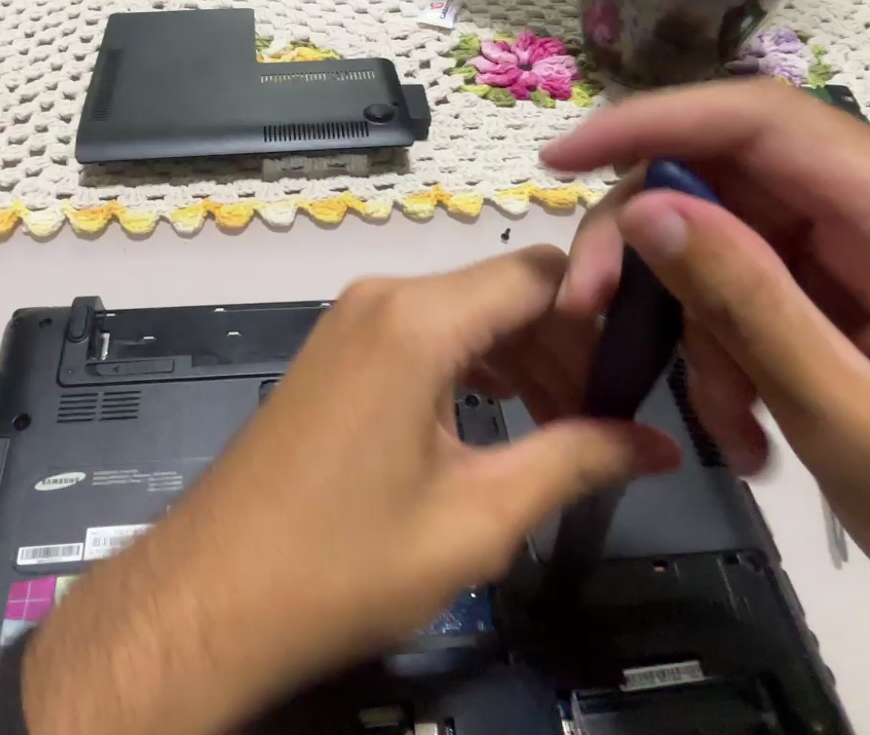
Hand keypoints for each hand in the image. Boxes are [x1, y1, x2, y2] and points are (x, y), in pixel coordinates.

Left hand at [14, 248, 677, 734]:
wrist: (213, 596)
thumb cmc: (345, 562)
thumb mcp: (478, 517)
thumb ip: (575, 461)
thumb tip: (657, 445)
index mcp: (418, 319)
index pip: (542, 274)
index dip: (603, 312)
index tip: (644, 368)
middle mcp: (382, 298)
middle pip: (504, 292)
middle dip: (566, 346)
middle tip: (612, 417)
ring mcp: (351, 321)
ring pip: (465, 313)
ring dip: (521, 359)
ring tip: (565, 427)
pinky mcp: (335, 351)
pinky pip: (422, 336)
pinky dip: (471, 367)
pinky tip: (499, 420)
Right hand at [544, 79, 869, 734]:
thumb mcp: (851, 425)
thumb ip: (746, 302)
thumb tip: (646, 205)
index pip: (762, 121)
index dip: (647, 121)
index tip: (556, 161)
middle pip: (736, 179)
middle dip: (652, 244)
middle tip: (590, 316)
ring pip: (742, 239)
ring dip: (701, 320)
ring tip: (722, 423)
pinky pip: (774, 287)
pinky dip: (737, 346)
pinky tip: (749, 426)